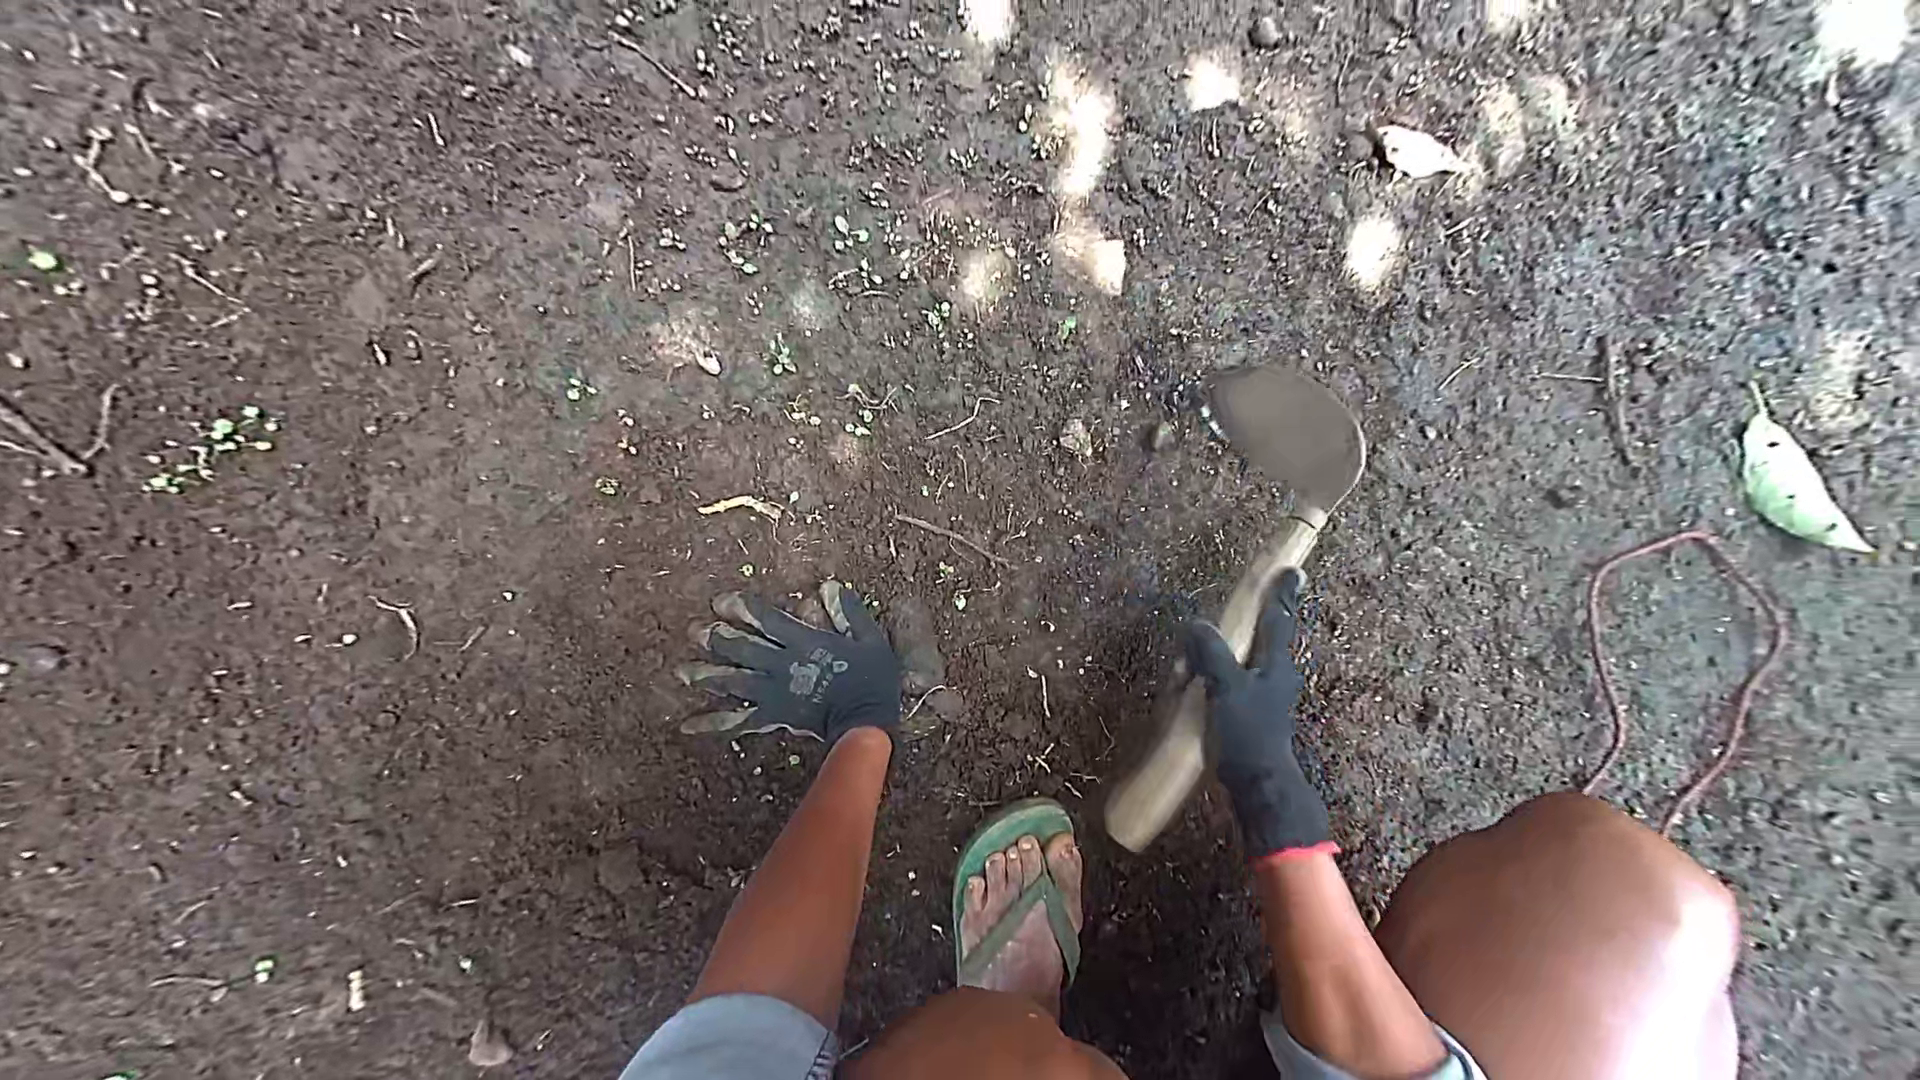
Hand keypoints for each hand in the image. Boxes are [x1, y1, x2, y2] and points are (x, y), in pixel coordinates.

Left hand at [678, 581, 901, 742]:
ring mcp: (774, 692)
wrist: (865, 723)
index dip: (743, 609)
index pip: (767, 621)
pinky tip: (688, 724)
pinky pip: (737, 720)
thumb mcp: (870, 638)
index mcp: (805, 642)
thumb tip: (828, 586)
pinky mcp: (772, 716)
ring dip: (707, 674)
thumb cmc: (872, 678)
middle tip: (693, 630)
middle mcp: (782, 664)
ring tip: (682, 670)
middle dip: (716, 639)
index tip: (720, 602)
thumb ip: (849, 612)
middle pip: (742, 649)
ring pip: (733, 681)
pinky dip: (712, 722)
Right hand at [1186, 569, 1331, 857]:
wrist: (1257, 783)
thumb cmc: (1249, 733)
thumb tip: (1196, 623)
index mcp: (1274, 665)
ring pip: (1249, 657)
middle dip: (1263, 616)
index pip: (1277, 621)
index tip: (1291, 570)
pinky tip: (1200, 674)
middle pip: (1267, 636)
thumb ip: (1213, 654)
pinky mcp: (1248, 710)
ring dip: (1234, 644)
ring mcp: (1262, 694)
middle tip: (1258, 597)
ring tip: (1213, 638)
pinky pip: (1232, 677)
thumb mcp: (1228, 689)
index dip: (1281, 595)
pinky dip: (1219, 668)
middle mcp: (1273, 675)